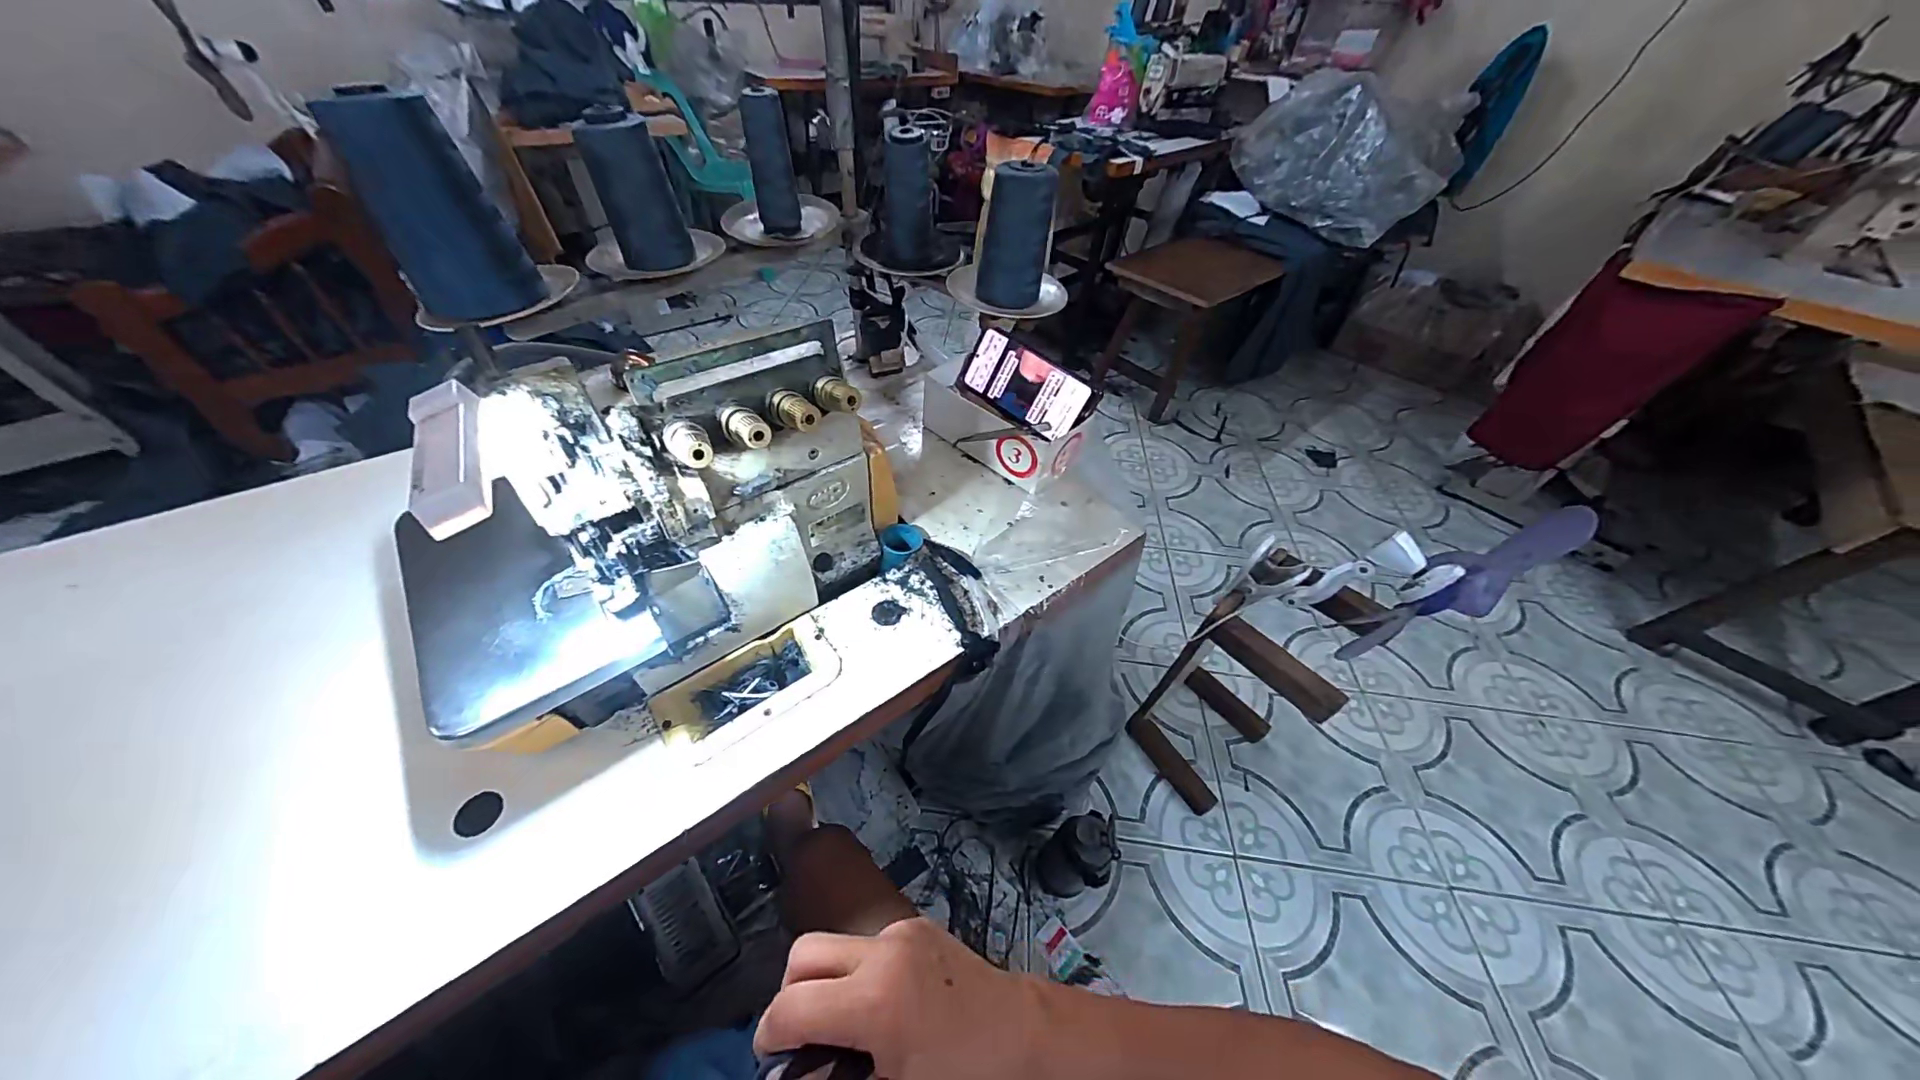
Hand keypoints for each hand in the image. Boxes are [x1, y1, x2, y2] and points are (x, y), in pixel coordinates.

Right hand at [754, 918, 1045, 1079]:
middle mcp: (882, 951)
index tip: (774, 1059)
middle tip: (804, 1035)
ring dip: (825, 979)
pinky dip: (858, 969)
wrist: (1023, 1033)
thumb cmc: (961, 1073)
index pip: (789, 1007)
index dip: (769, 1038)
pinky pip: (867, 942)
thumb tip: (797, 1074)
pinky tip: (881, 1002)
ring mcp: (901, 931)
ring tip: (844, 1021)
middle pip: (802, 954)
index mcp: (873, 1000)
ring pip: (834, 942)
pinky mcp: (916, 925)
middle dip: (791, 994)